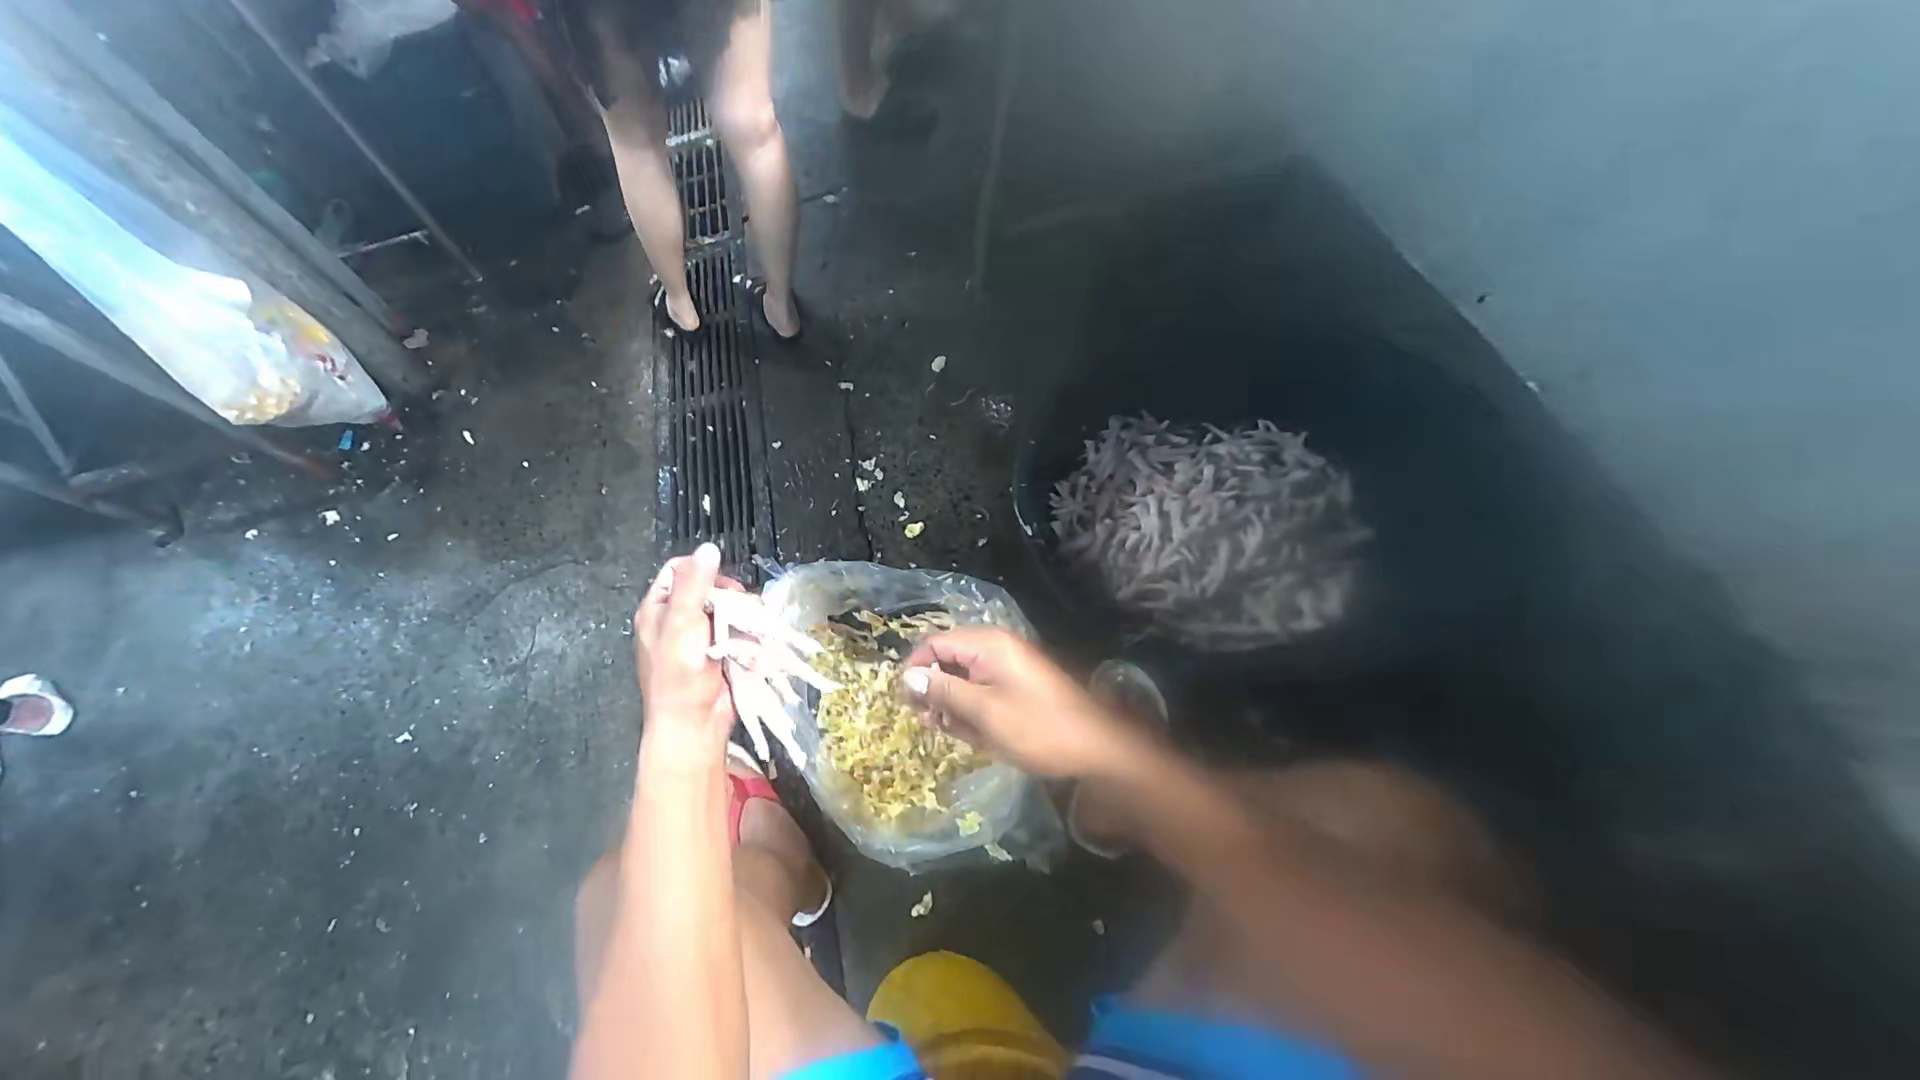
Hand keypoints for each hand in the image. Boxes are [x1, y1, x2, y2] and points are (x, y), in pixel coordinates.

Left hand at [634, 543, 742, 766]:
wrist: (693, 723)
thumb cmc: (679, 672)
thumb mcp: (683, 620)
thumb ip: (696, 583)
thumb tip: (708, 547)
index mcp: (657, 609)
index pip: (679, 571)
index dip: (702, 571)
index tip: (722, 583)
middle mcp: (676, 621)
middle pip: (709, 589)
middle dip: (729, 596)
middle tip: (739, 608)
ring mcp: (698, 639)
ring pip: (728, 610)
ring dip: (742, 617)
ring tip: (748, 630)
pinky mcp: (718, 655)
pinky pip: (737, 632)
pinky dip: (746, 635)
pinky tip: (751, 644)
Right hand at [901, 626, 1149, 778]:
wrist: (1096, 747)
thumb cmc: (1037, 728)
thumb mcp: (983, 712)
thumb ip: (943, 691)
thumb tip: (908, 676)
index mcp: (988, 645)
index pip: (935, 643)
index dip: (916, 669)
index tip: (906, 701)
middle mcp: (997, 648)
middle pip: (949, 660)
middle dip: (936, 692)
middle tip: (930, 724)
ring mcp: (1009, 667)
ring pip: (964, 680)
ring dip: (955, 707)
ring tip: (962, 735)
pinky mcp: (1018, 686)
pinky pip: (984, 692)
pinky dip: (976, 712)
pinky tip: (981, 736)